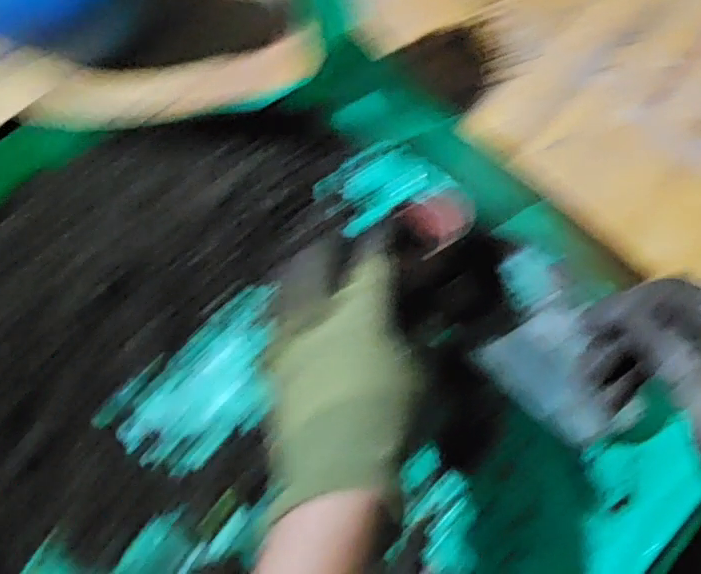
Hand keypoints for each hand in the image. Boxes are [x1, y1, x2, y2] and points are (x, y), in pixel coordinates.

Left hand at [263, 228, 421, 528]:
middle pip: (316, 257)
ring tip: (319, 272)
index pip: (373, 252)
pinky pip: (278, 322)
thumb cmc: (392, 416)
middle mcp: (317, 313)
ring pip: (286, 287)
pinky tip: (305, 316)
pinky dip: (292, 309)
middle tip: (350, 242)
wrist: (334, 476)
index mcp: (361, 306)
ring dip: (304, 272)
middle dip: (334, 242)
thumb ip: (424, 333)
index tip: (397, 223)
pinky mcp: (271, 369)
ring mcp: (287, 340)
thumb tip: (429, 311)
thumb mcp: (426, 369)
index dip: (386, 232)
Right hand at [585, 279, 700, 573]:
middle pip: (662, 320)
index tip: (593, 324)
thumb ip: (674, 354)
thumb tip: (631, 310)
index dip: (633, 302)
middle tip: (585, 367)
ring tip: (593, 393)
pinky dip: (636, 384)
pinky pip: (663, 375)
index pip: (675, 294)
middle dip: (622, 338)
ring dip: (624, 363)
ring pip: (659, 348)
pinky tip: (614, 407)